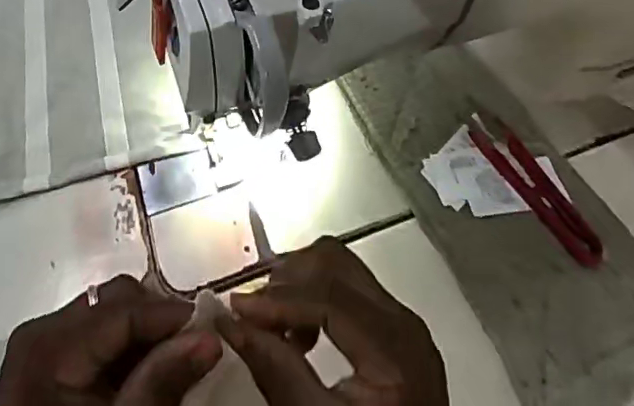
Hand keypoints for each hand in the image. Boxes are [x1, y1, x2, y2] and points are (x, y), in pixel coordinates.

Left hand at [0, 275, 221, 405]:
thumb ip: (160, 384)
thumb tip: (207, 337)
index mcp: (50, 345)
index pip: (120, 310)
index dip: (169, 314)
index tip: (213, 325)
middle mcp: (41, 331)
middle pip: (111, 302)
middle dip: (156, 318)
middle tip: (197, 345)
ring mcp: (41, 345)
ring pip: (105, 313)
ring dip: (143, 331)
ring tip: (179, 357)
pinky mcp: (47, 362)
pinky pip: (93, 336)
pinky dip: (125, 347)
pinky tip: (150, 368)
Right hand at [218, 238, 446, 405]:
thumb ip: (275, 369)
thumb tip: (228, 320)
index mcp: (395, 351)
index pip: (327, 297)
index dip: (276, 299)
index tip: (237, 309)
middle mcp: (404, 324)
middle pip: (333, 264)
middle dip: (285, 279)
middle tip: (253, 310)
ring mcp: (403, 321)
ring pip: (337, 265)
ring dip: (296, 282)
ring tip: (273, 321)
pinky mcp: (395, 326)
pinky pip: (347, 284)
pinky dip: (313, 294)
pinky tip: (298, 332)